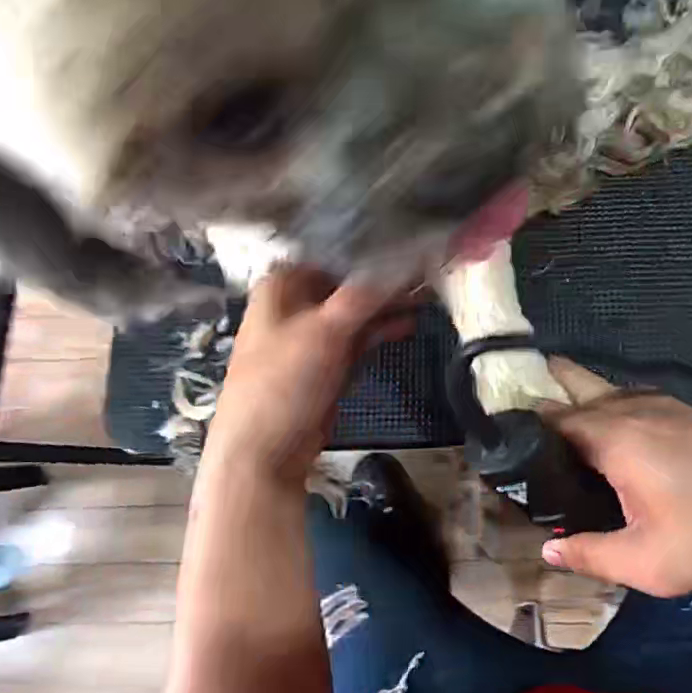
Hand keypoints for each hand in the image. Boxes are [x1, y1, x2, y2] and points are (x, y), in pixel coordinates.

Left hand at [200, 266, 412, 487]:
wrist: (264, 452)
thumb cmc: (283, 382)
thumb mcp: (324, 330)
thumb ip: (365, 294)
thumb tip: (404, 259)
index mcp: (281, 286)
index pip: (330, 252)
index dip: (367, 247)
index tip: (407, 240)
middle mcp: (295, 305)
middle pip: (347, 282)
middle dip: (385, 278)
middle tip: (426, 270)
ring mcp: (312, 336)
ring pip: (356, 311)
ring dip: (388, 304)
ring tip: (427, 295)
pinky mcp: (328, 363)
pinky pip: (359, 338)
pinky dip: (382, 330)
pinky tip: (409, 323)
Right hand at [537, 359, 691, 595]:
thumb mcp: (651, 565)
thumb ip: (590, 555)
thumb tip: (548, 548)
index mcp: (616, 437)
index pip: (549, 418)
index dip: (520, 431)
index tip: (502, 454)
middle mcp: (631, 407)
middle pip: (569, 385)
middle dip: (538, 397)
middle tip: (519, 436)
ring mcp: (660, 404)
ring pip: (598, 392)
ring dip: (571, 405)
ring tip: (552, 443)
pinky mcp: (681, 411)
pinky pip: (623, 401)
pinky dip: (601, 412)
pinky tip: (604, 446)